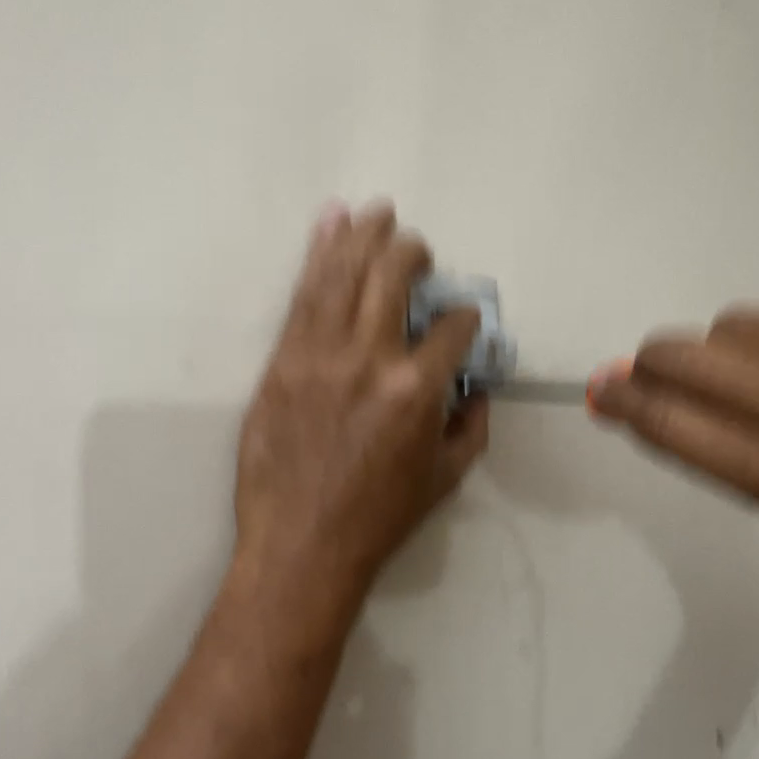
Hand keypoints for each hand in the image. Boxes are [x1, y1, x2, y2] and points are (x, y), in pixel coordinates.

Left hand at [234, 201, 487, 596]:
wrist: (301, 545)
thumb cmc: (378, 520)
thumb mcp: (444, 480)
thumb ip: (471, 428)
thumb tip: (476, 390)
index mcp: (418, 390)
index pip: (452, 327)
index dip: (464, 317)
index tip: (461, 321)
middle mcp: (370, 358)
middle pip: (393, 278)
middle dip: (412, 253)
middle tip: (418, 250)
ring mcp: (319, 355)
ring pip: (344, 273)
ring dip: (363, 236)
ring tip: (376, 213)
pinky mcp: (281, 361)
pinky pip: (302, 295)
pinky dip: (316, 255)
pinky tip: (328, 227)